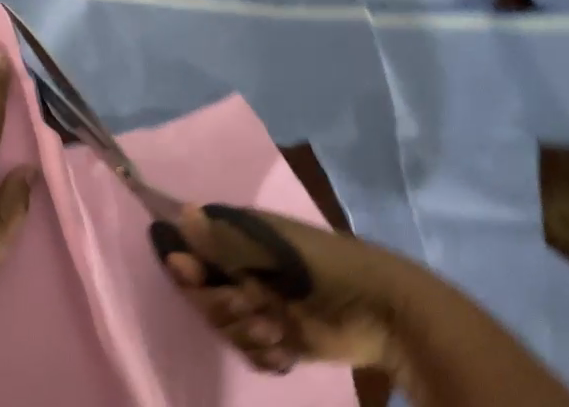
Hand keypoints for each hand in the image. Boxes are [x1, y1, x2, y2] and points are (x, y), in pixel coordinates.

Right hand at [156, 204, 421, 374]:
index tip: (191, 274)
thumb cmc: (325, 266)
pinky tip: (285, 352)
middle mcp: (241, 272)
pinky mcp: (278, 340)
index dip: (187, 267)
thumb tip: (183, 211)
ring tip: (274, 333)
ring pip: (225, 326)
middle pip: (203, 295)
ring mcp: (260, 308)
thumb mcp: (273, 248)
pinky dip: (264, 355)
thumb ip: (224, 239)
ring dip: (244, 333)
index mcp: (237, 241)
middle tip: (250, 305)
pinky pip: (250, 352)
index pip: (191, 252)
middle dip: (221, 305)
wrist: (385, 314)